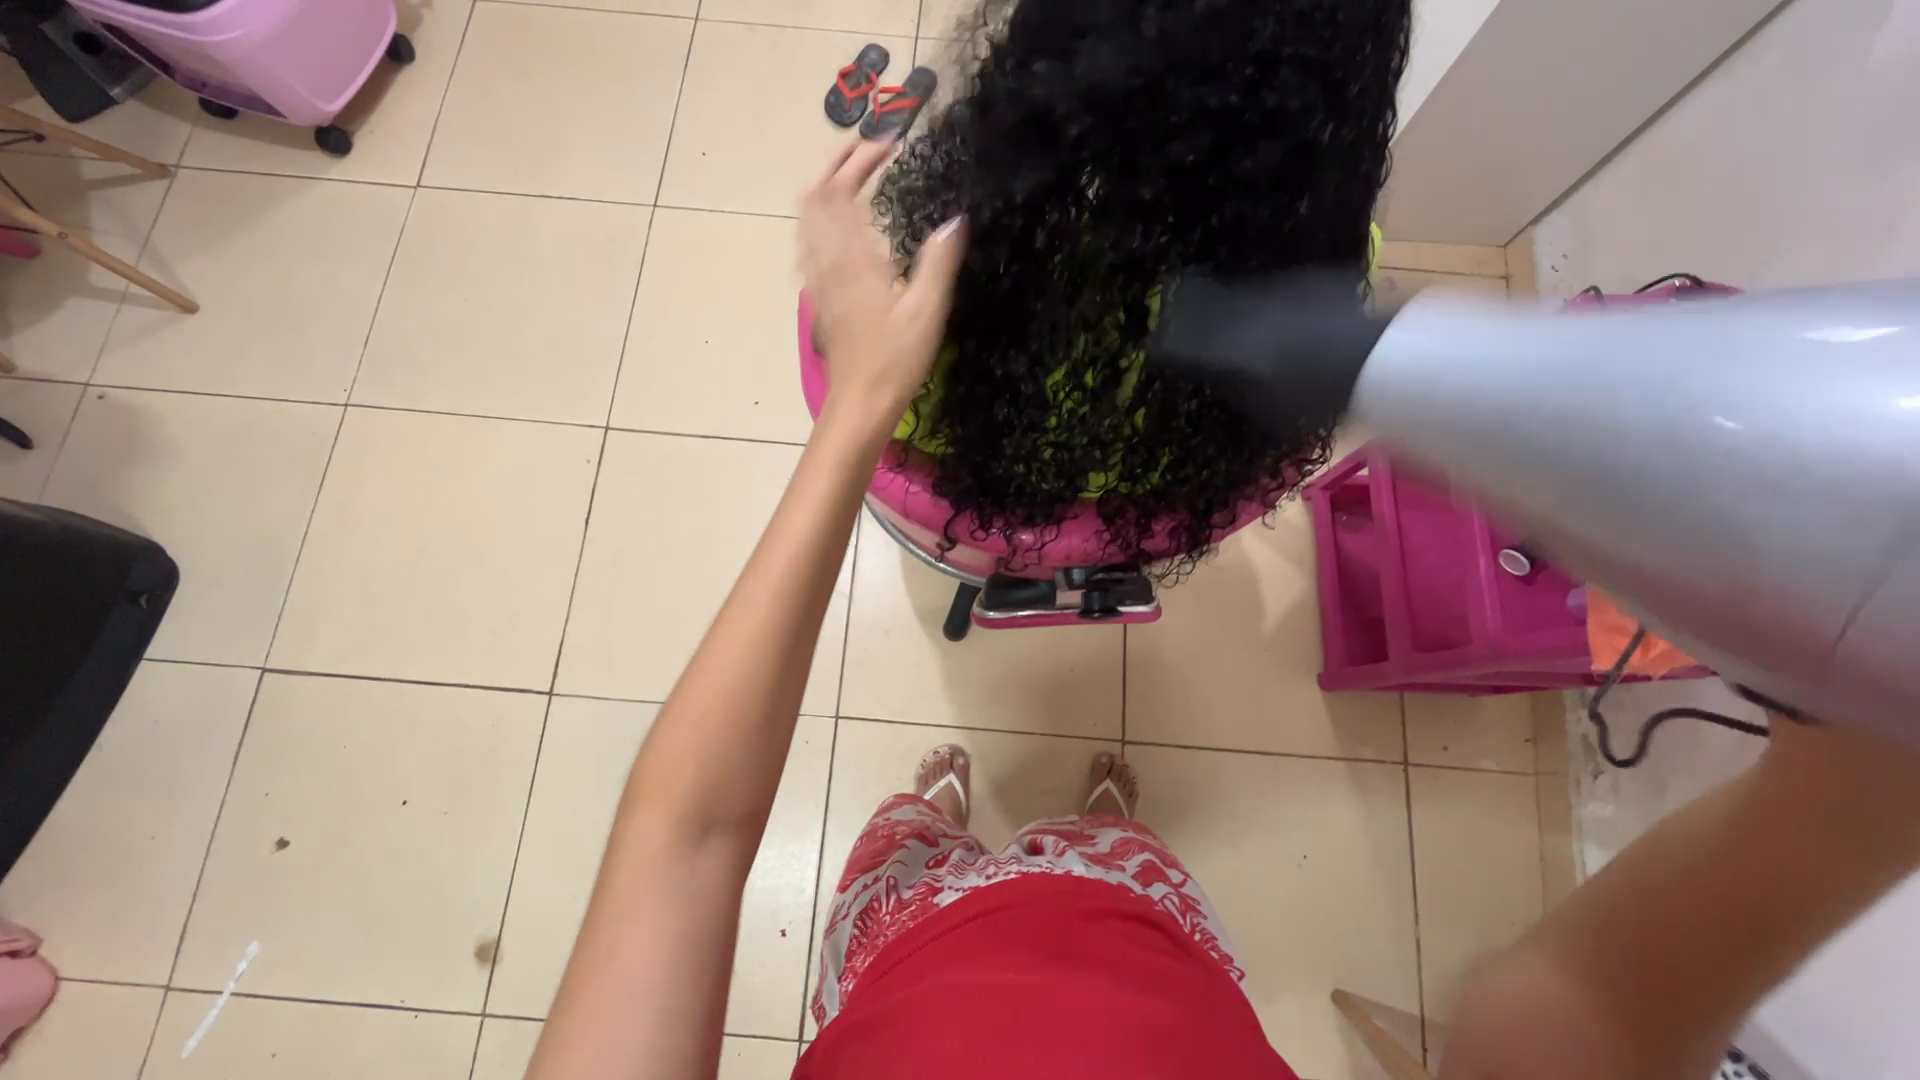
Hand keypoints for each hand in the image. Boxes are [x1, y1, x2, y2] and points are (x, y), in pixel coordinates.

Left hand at [798, 136, 965, 431]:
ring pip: (805, 222)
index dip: (860, 160)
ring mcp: (819, 282)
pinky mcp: (820, 299)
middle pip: (815, 199)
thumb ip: (939, 262)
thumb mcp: (928, 310)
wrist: (860, 402)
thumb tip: (955, 220)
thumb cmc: (896, 359)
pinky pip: (807, 248)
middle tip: (863, 148)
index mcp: (855, 259)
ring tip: (844, 174)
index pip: (843, 193)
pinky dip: (816, 222)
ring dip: (821, 189)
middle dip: (835, 165)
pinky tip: (830, 228)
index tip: (887, 142)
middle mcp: (829, 263)